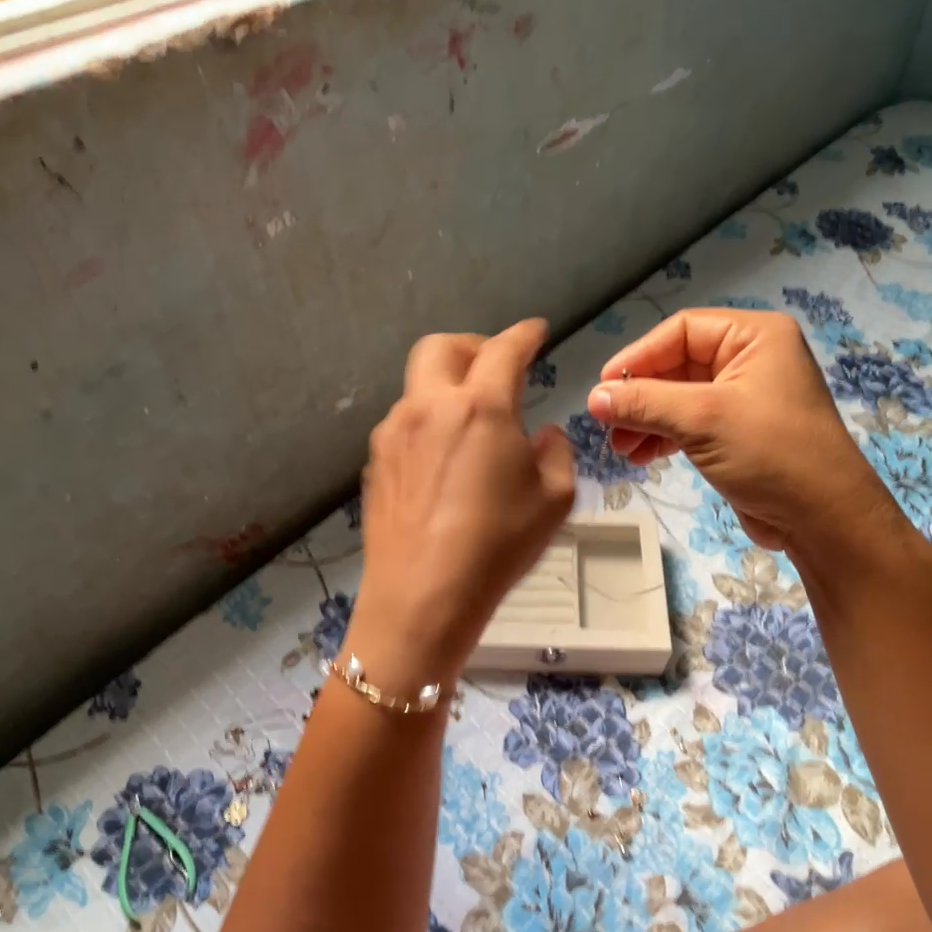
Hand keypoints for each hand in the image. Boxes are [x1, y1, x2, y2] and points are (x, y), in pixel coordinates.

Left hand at [353, 319, 577, 682]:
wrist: (421, 599)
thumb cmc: (497, 547)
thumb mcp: (554, 500)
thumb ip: (556, 452)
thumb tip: (543, 434)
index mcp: (480, 406)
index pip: (504, 349)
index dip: (524, 335)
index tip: (536, 332)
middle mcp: (429, 406)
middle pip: (442, 346)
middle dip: (472, 346)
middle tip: (495, 367)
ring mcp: (393, 434)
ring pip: (418, 387)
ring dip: (446, 389)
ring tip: (471, 426)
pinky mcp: (375, 464)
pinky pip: (405, 426)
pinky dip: (428, 425)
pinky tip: (443, 464)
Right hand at [588, 308, 872, 549]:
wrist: (823, 516)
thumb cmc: (770, 453)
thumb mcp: (702, 420)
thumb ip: (644, 403)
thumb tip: (594, 398)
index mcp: (754, 336)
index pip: (681, 331)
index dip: (638, 357)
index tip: (603, 388)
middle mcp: (751, 358)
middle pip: (677, 365)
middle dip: (640, 396)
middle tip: (607, 424)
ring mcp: (745, 397)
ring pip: (679, 397)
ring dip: (647, 420)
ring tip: (622, 447)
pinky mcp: (738, 431)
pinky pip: (690, 423)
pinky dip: (664, 436)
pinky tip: (641, 456)